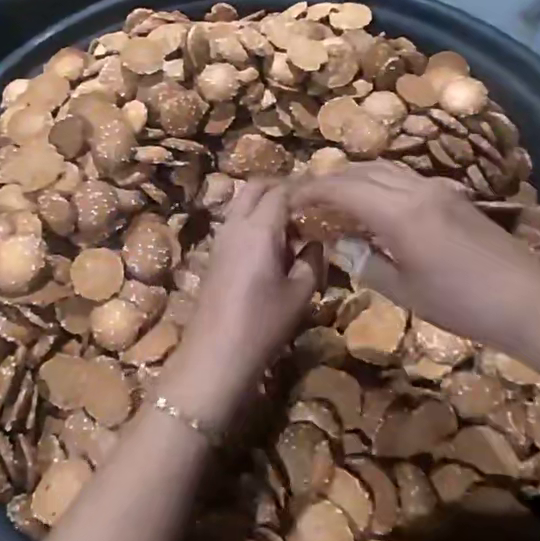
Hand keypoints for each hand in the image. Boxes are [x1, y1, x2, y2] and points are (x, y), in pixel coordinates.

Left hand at [157, 182, 316, 433]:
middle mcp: (235, 225)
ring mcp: (220, 239)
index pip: (282, 191)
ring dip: (265, 205)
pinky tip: (273, 248)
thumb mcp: (300, 293)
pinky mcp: (214, 254)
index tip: (325, 195)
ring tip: (294, 229)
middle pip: (255, 187)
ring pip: (242, 204)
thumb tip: (315, 242)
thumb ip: (312, 260)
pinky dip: (254, 222)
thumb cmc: (263, 323)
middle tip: (307, 205)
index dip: (304, 188)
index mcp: (259, 228)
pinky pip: (236, 223)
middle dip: (280, 187)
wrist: (215, 353)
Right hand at [290, 161, 539, 353]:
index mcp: (398, 211)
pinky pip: (403, 179)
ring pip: (384, 170)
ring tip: (333, 200)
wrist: (531, 303)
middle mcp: (416, 189)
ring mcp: (438, 190)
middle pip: (361, 172)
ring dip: (354, 179)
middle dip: (328, 181)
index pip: (341, 188)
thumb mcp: (403, 290)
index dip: (311, 192)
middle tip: (305, 200)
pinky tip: (373, 207)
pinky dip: (378, 184)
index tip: (288, 202)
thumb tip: (336, 243)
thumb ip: (364, 262)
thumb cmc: (462, 303)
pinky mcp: (453, 198)